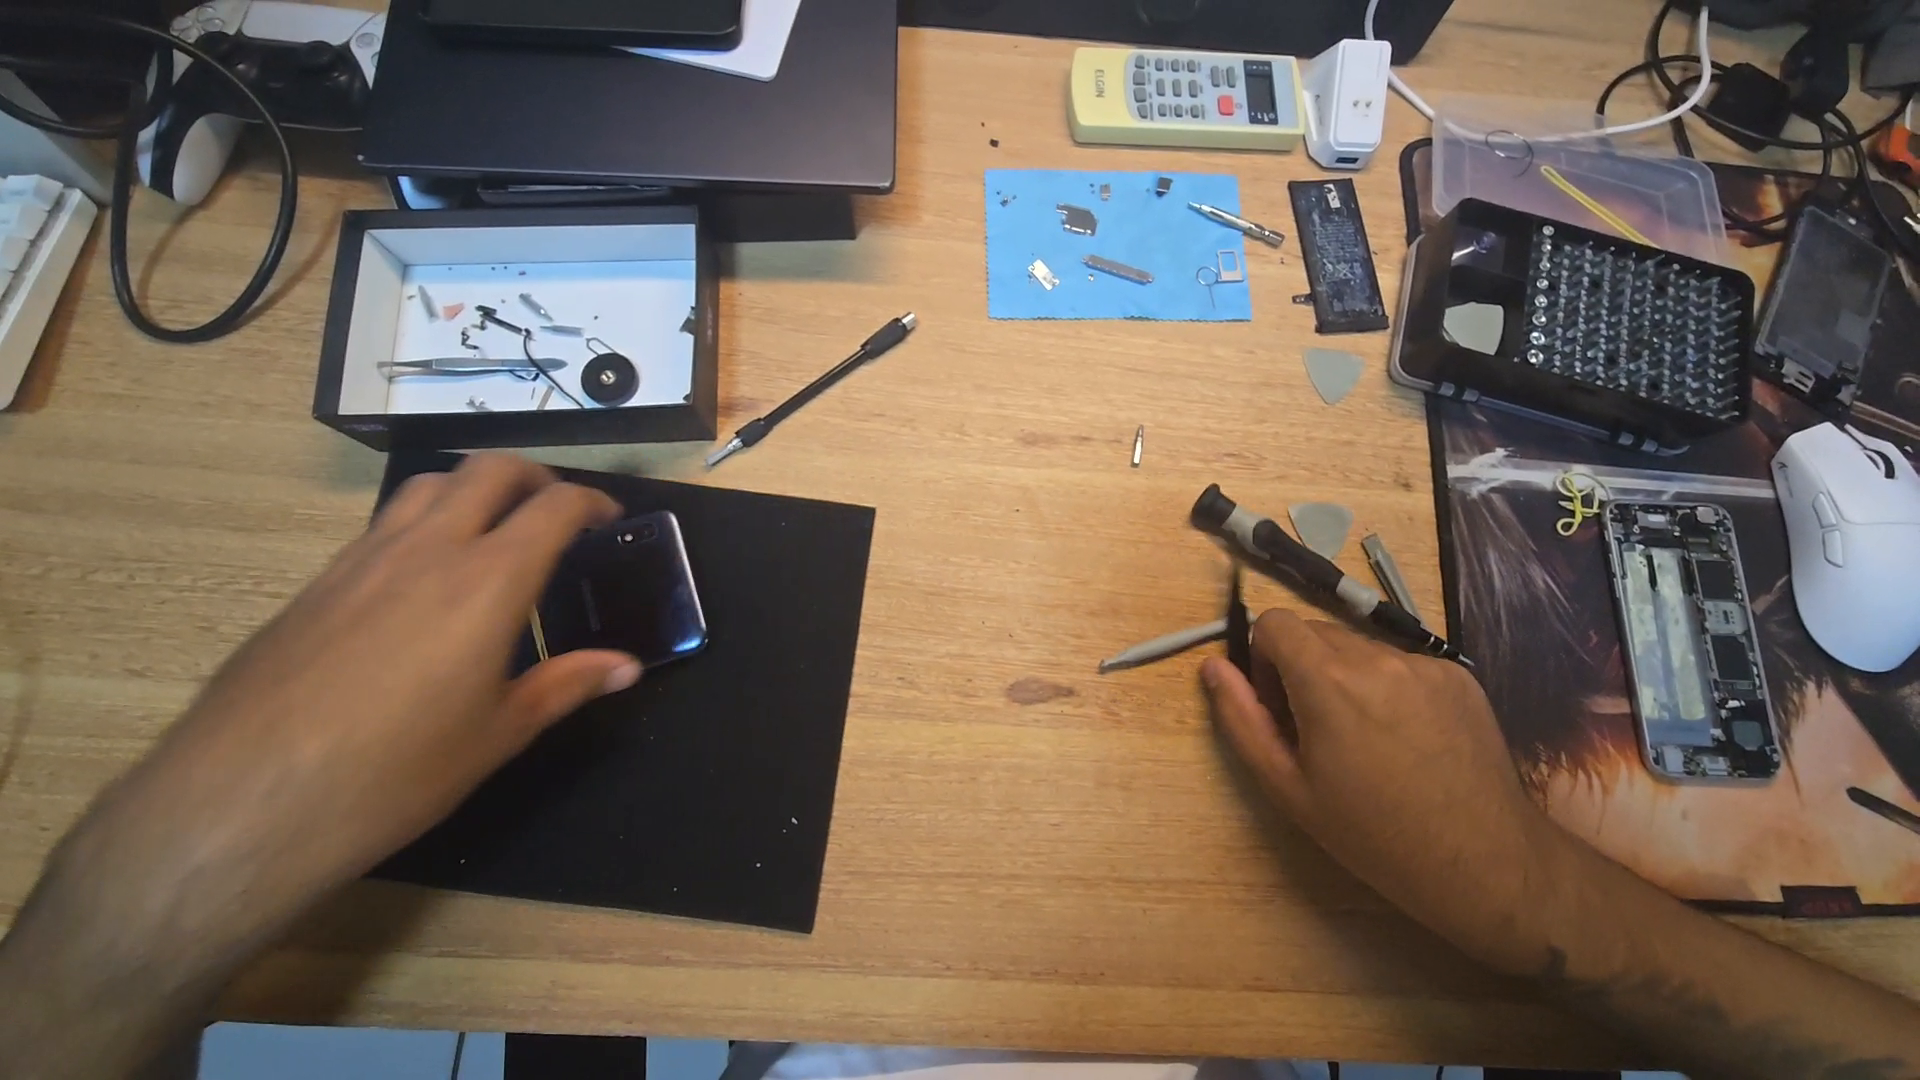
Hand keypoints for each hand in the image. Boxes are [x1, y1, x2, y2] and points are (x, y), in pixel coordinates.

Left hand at [25, 455, 639, 975]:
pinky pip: (384, 525)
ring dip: (475, 488)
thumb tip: (626, 666)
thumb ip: (568, 685)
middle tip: (560, 510)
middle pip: (488, 471)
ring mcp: (362, 561)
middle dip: (535, 476)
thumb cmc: (395, 772)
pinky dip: (425, 522)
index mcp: (487, 582)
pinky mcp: (316, 584)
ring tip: (497, 528)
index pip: (553, 508)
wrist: (240, 804)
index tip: (610, 519)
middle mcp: (427, 551)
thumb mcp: (499, 733)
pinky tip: (428, 578)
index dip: (591, 502)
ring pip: (428, 485)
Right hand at [1201, 609, 1571, 974]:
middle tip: (1316, 726)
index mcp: (1327, 681)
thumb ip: (1241, 718)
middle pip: (1315, 631)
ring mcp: (1424, 664)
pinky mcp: (1459, 676)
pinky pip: (1401, 663)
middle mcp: (1376, 657)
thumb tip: (1213, 666)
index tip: (1279, 702)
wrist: (1485, 862)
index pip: (1275, 622)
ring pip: (1358, 646)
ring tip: (1366, 737)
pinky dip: (1388, 685)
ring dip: (1345, 674)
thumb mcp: (1286, 786)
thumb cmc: (1370, 833)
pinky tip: (1406, 737)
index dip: (1264, 656)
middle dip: (1301, 665)